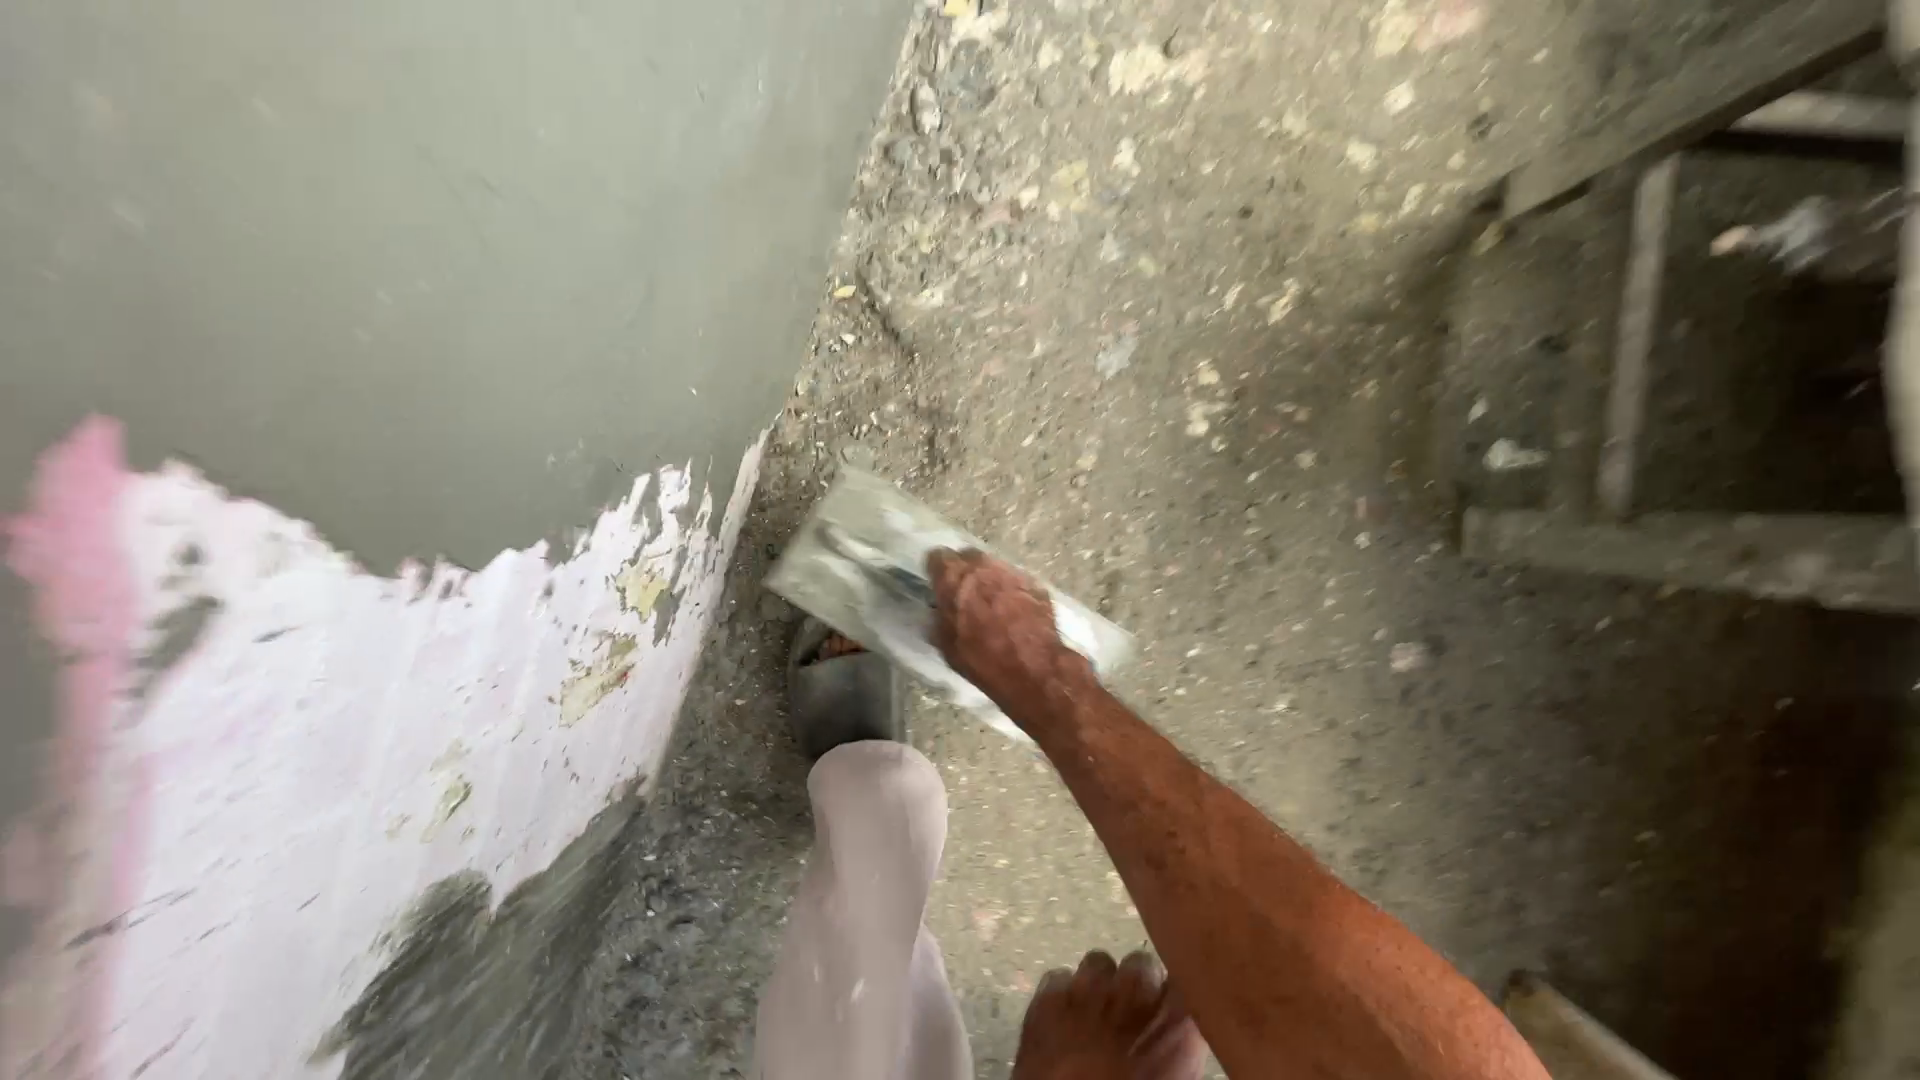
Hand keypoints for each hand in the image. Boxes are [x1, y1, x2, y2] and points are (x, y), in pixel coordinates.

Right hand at [927, 549, 1088, 720]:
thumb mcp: (947, 646)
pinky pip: (1017, 581)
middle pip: (968, 556)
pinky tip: (1016, 611)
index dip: (937, 571)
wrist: (1032, 668)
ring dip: (989, 580)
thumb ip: (939, 620)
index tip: (939, 584)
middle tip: (965, 593)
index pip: (937, 557)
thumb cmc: (982, 659)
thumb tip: (938, 612)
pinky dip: (1012, 591)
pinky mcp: (1035, 583)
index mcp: (953, 578)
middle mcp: (982, 566)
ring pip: (994, 567)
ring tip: (992, 603)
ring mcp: (1012, 572)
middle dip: (965, 571)